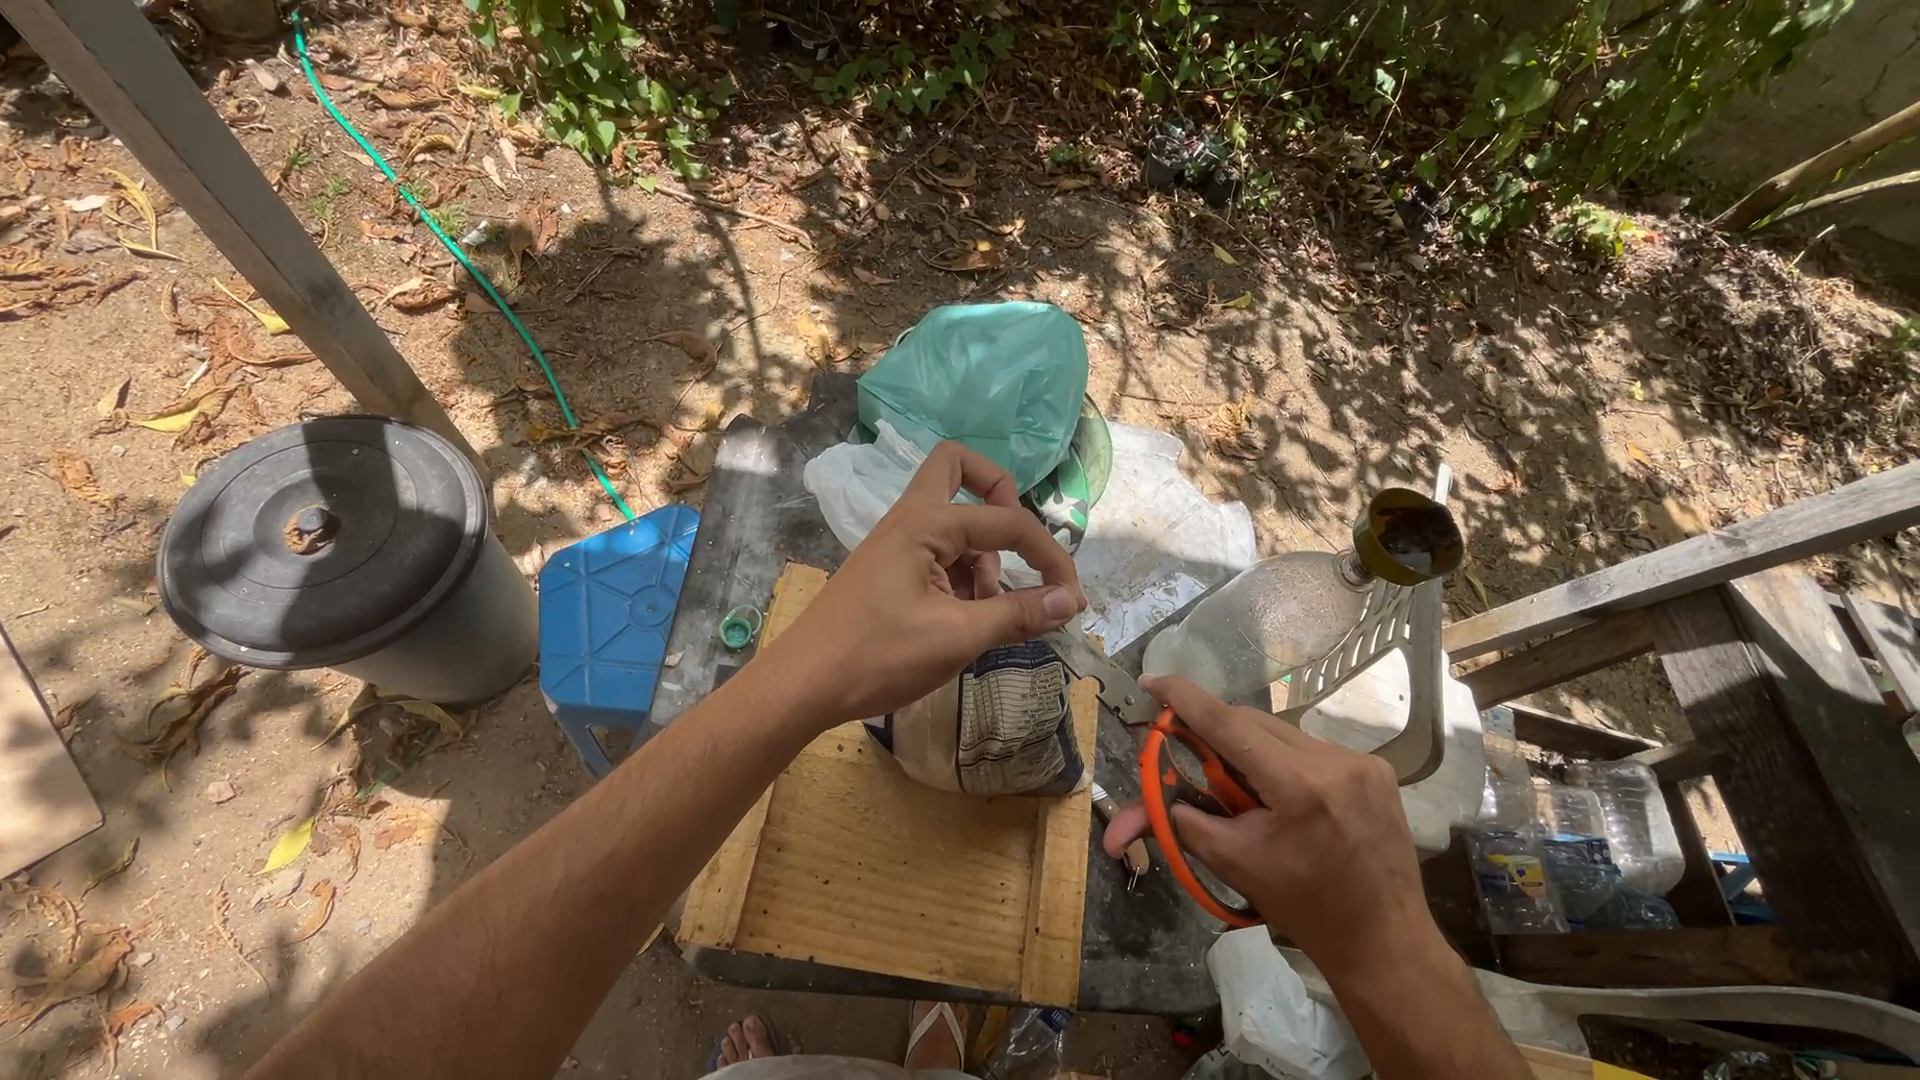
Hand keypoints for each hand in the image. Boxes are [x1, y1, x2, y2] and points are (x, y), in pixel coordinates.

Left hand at [762, 441, 1084, 726]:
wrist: (802, 685)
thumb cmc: (877, 656)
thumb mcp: (957, 637)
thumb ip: (1017, 614)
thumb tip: (1070, 602)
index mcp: (925, 523)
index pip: (1008, 521)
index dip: (1050, 556)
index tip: (1072, 599)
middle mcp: (910, 520)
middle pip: (959, 469)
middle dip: (1001, 495)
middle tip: (1018, 545)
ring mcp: (897, 545)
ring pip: (955, 521)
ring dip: (985, 556)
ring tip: (989, 612)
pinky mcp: (892, 571)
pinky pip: (940, 554)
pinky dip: (964, 577)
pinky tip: (967, 622)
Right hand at [1102, 676, 1434, 975]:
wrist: (1385, 943)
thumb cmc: (1305, 908)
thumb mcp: (1233, 863)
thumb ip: (1184, 819)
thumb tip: (1150, 790)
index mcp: (1299, 785)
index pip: (1227, 723)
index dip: (1183, 697)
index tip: (1151, 680)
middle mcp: (1335, 760)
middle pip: (1252, 722)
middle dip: (1214, 731)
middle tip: (1186, 750)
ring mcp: (1362, 761)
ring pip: (1281, 732)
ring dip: (1249, 747)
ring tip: (1241, 788)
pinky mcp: (1377, 769)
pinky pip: (1310, 747)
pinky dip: (1283, 759)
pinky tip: (1283, 795)